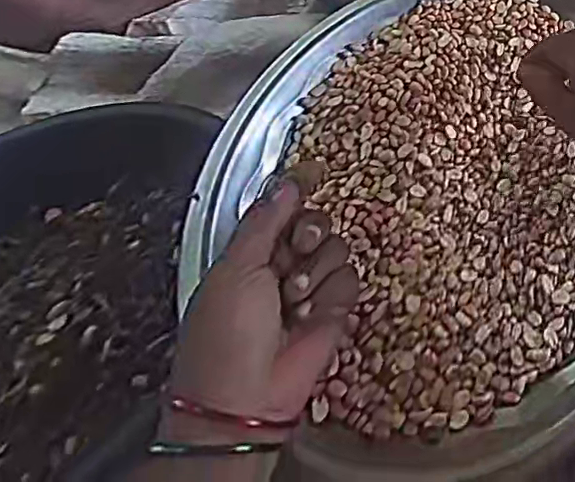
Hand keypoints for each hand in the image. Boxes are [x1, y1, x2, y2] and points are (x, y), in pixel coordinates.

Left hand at [160, 163, 358, 440]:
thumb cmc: (224, 336)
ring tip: (294, 300)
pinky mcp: (334, 309)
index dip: (298, 190)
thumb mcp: (235, 269)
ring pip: (336, 248)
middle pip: (316, 222)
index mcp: (251, 252)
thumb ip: (264, 220)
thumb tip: (287, 183)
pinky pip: (349, 279)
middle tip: (298, 249)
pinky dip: (331, 295)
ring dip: (316, 271)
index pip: (282, 208)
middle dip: (310, 232)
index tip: (315, 172)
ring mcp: (310, 287)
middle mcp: (283, 265)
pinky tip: (309, 316)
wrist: (242, 402)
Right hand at [517, 28, 574, 164]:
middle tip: (540, 75)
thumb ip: (543, 87)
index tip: (525, 72)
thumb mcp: (566, 113)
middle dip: (552, 54)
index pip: (551, 44)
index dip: (534, 57)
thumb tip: (528, 71)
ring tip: (560, 83)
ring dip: (570, 58)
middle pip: (570, 40)